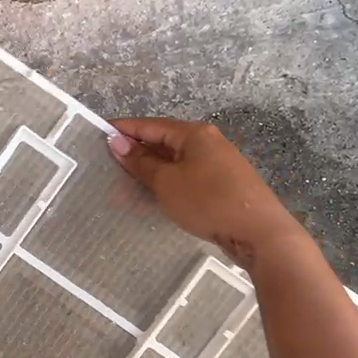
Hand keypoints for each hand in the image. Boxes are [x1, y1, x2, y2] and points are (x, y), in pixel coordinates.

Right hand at [106, 117, 309, 267]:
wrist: (260, 232)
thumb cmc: (208, 201)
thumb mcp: (166, 182)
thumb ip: (140, 162)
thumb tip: (117, 142)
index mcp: (193, 134)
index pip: (149, 125)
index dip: (122, 129)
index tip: (98, 135)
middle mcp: (207, 141)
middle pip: (163, 140)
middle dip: (135, 151)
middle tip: (107, 162)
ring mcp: (218, 161)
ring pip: (175, 159)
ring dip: (151, 168)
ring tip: (126, 181)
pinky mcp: (224, 182)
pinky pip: (187, 173)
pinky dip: (168, 180)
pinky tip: (156, 193)